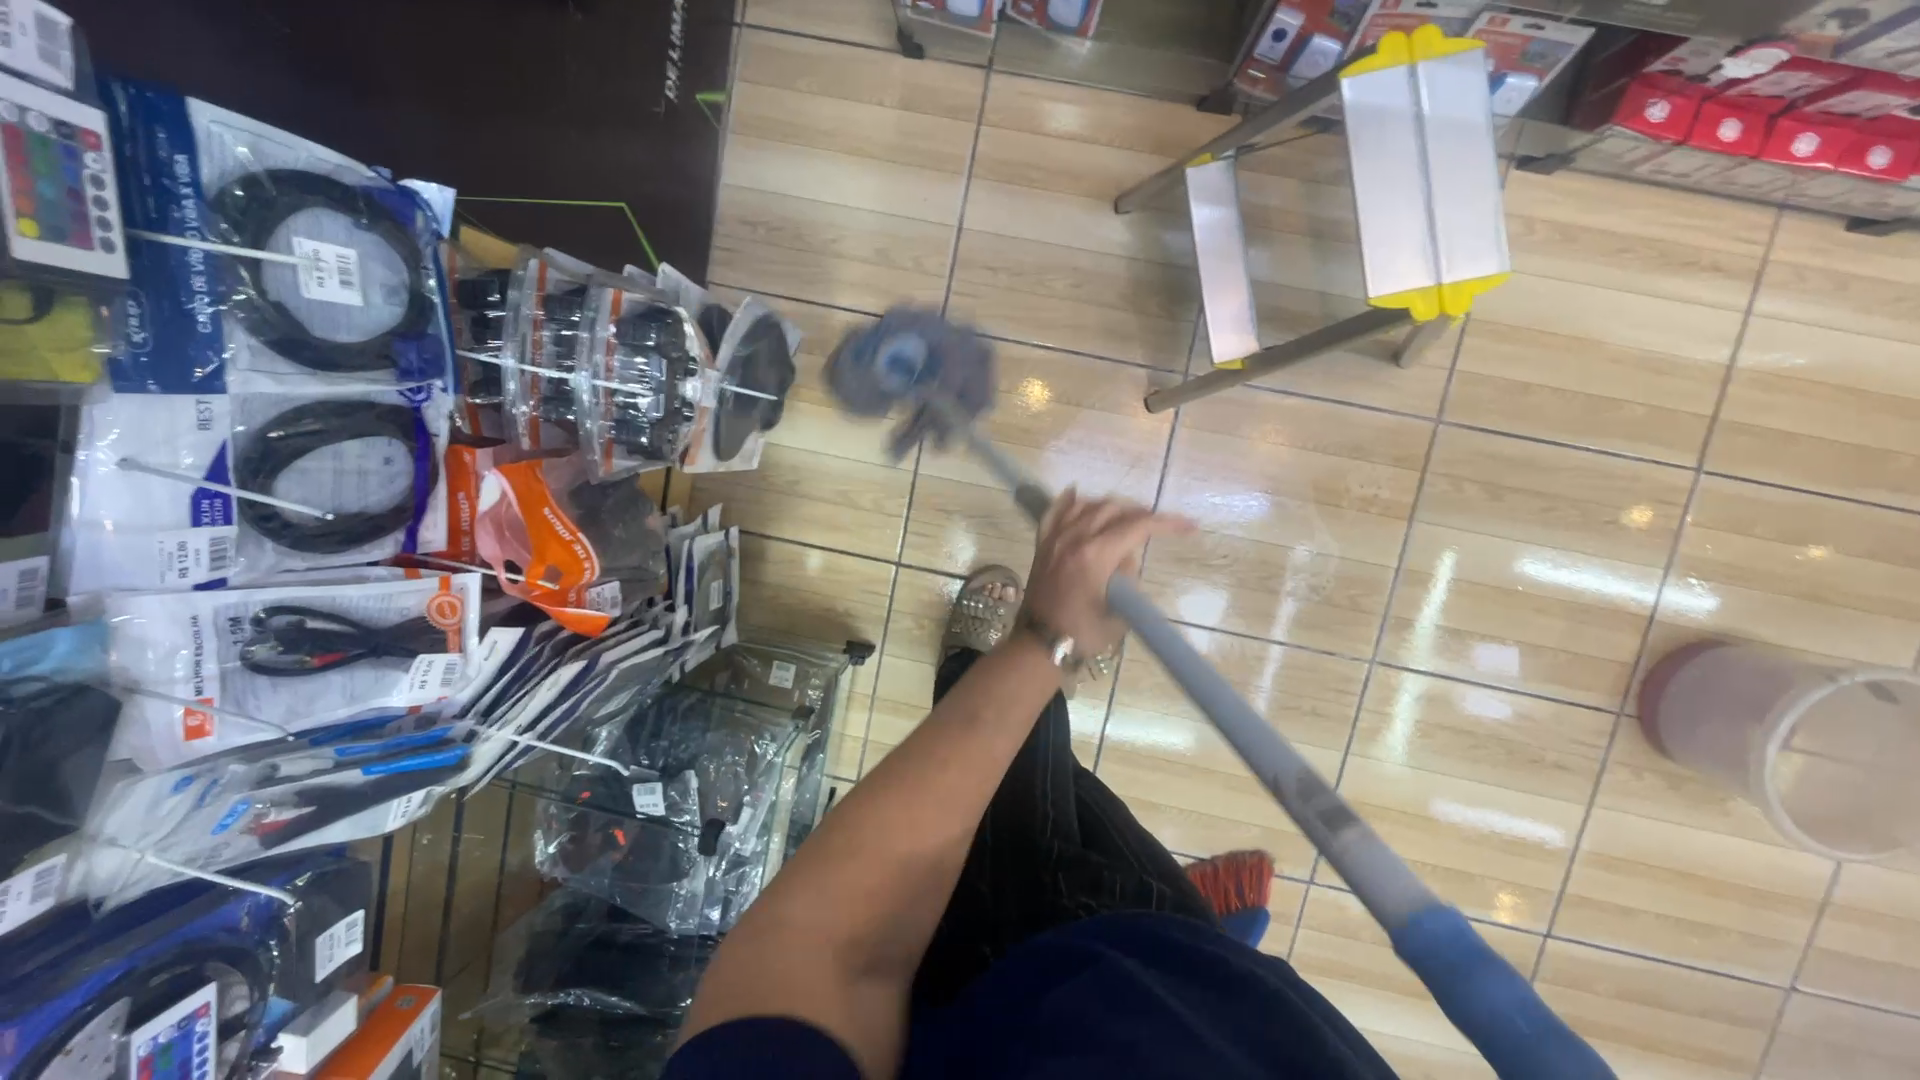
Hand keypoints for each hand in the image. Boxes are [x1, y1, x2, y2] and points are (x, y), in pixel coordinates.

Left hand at [1022, 490, 1194, 659]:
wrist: (1039, 643)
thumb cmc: (1083, 634)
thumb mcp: (1119, 612)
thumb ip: (1128, 578)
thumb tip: (1125, 557)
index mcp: (1096, 554)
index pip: (1138, 526)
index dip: (1167, 523)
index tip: (1188, 527)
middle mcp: (1075, 538)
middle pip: (1113, 509)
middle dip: (1140, 514)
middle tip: (1156, 527)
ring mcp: (1055, 538)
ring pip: (1086, 505)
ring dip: (1110, 507)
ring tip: (1125, 518)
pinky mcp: (1042, 545)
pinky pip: (1054, 512)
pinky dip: (1069, 502)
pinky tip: (1078, 496)